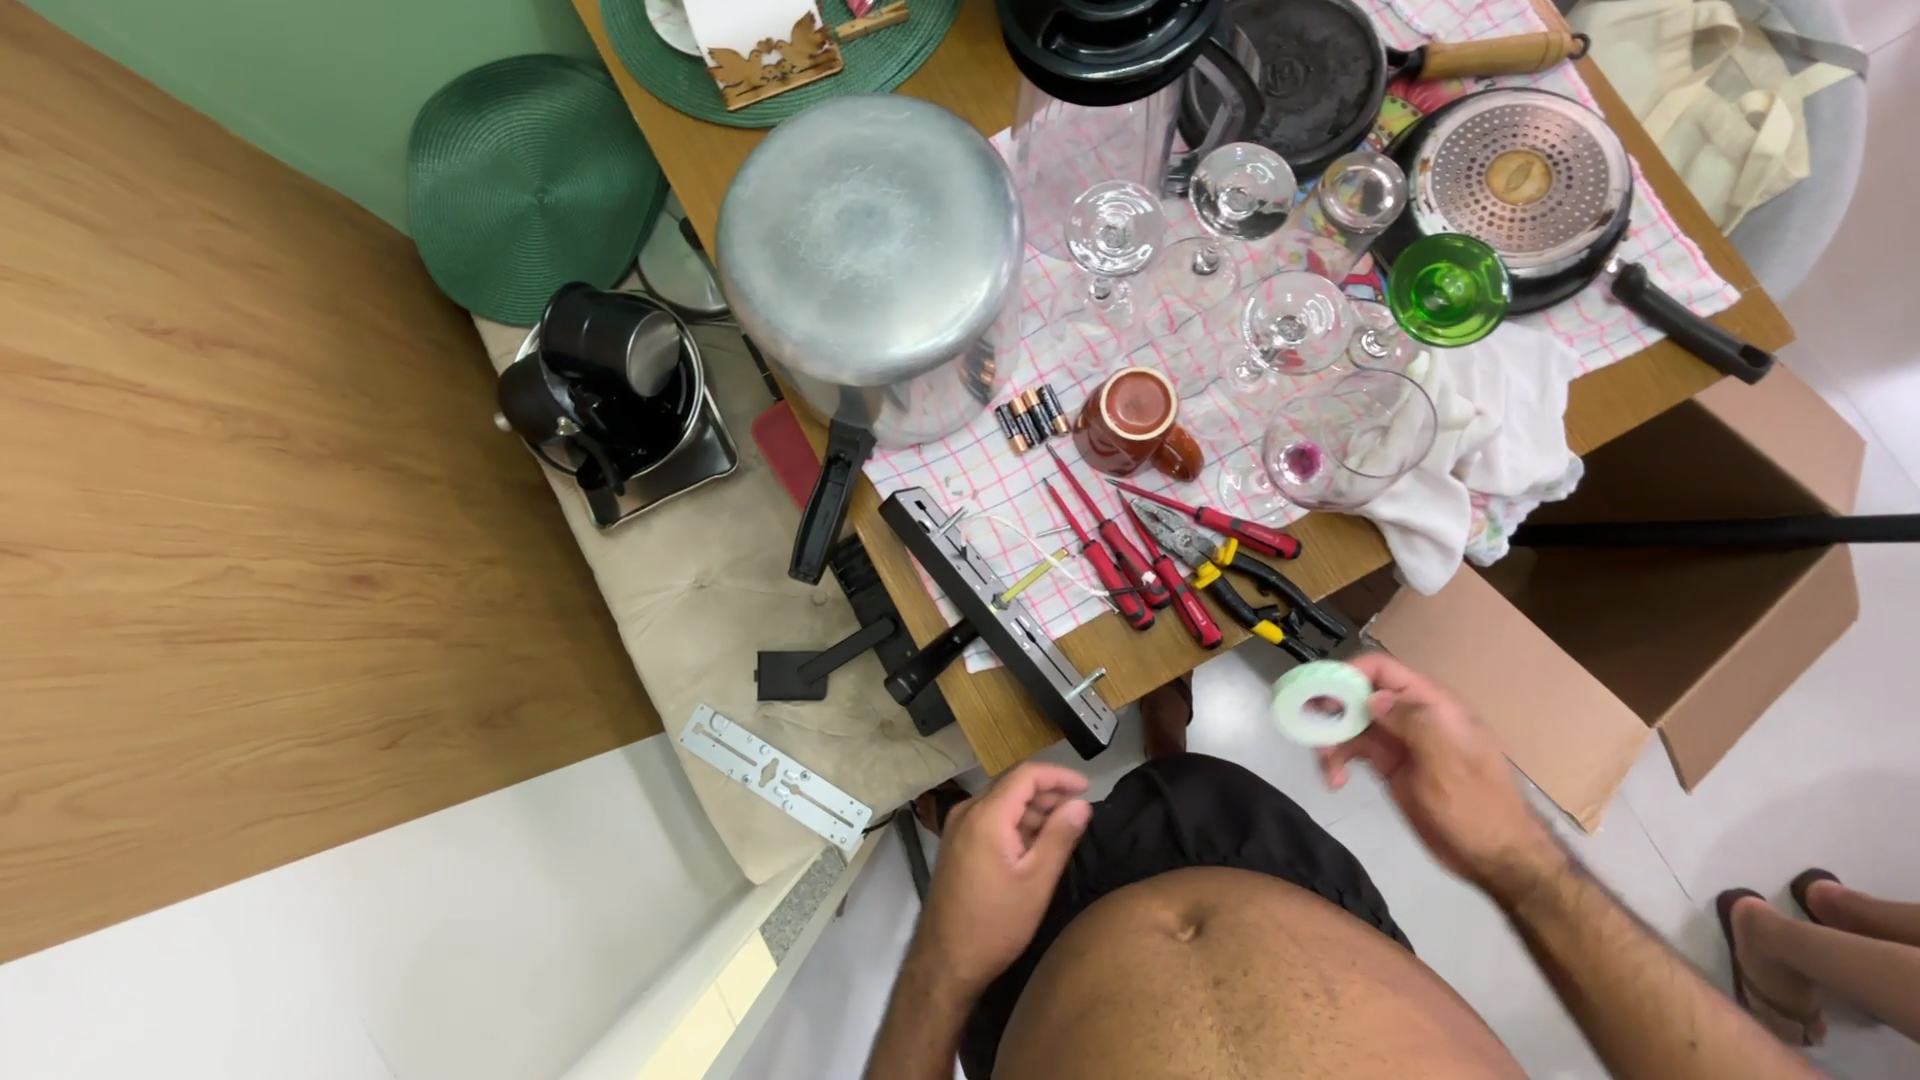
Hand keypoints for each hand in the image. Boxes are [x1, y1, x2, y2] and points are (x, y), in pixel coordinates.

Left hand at [912, 763, 1091, 994]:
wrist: (945, 961)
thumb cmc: (995, 923)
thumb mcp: (1036, 881)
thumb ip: (1060, 836)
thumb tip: (1081, 804)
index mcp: (986, 815)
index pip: (1026, 774)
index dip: (1059, 775)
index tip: (1087, 788)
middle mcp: (967, 811)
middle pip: (1012, 784)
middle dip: (1048, 792)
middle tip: (1079, 811)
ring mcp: (957, 827)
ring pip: (1001, 801)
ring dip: (1033, 808)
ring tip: (1063, 828)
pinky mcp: (956, 843)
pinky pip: (990, 817)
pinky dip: (1015, 822)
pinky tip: (1035, 843)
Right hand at [1319, 653, 1563, 899]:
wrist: (1496, 860)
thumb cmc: (1478, 810)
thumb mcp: (1449, 765)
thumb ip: (1414, 724)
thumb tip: (1372, 698)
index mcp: (1432, 707)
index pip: (1383, 670)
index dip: (1348, 674)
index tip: (1321, 697)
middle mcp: (1412, 717)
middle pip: (1358, 695)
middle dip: (1330, 710)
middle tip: (1310, 733)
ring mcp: (1400, 741)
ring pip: (1350, 723)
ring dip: (1330, 740)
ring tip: (1325, 765)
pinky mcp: (1389, 765)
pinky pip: (1353, 749)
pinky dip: (1337, 760)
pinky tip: (1334, 780)